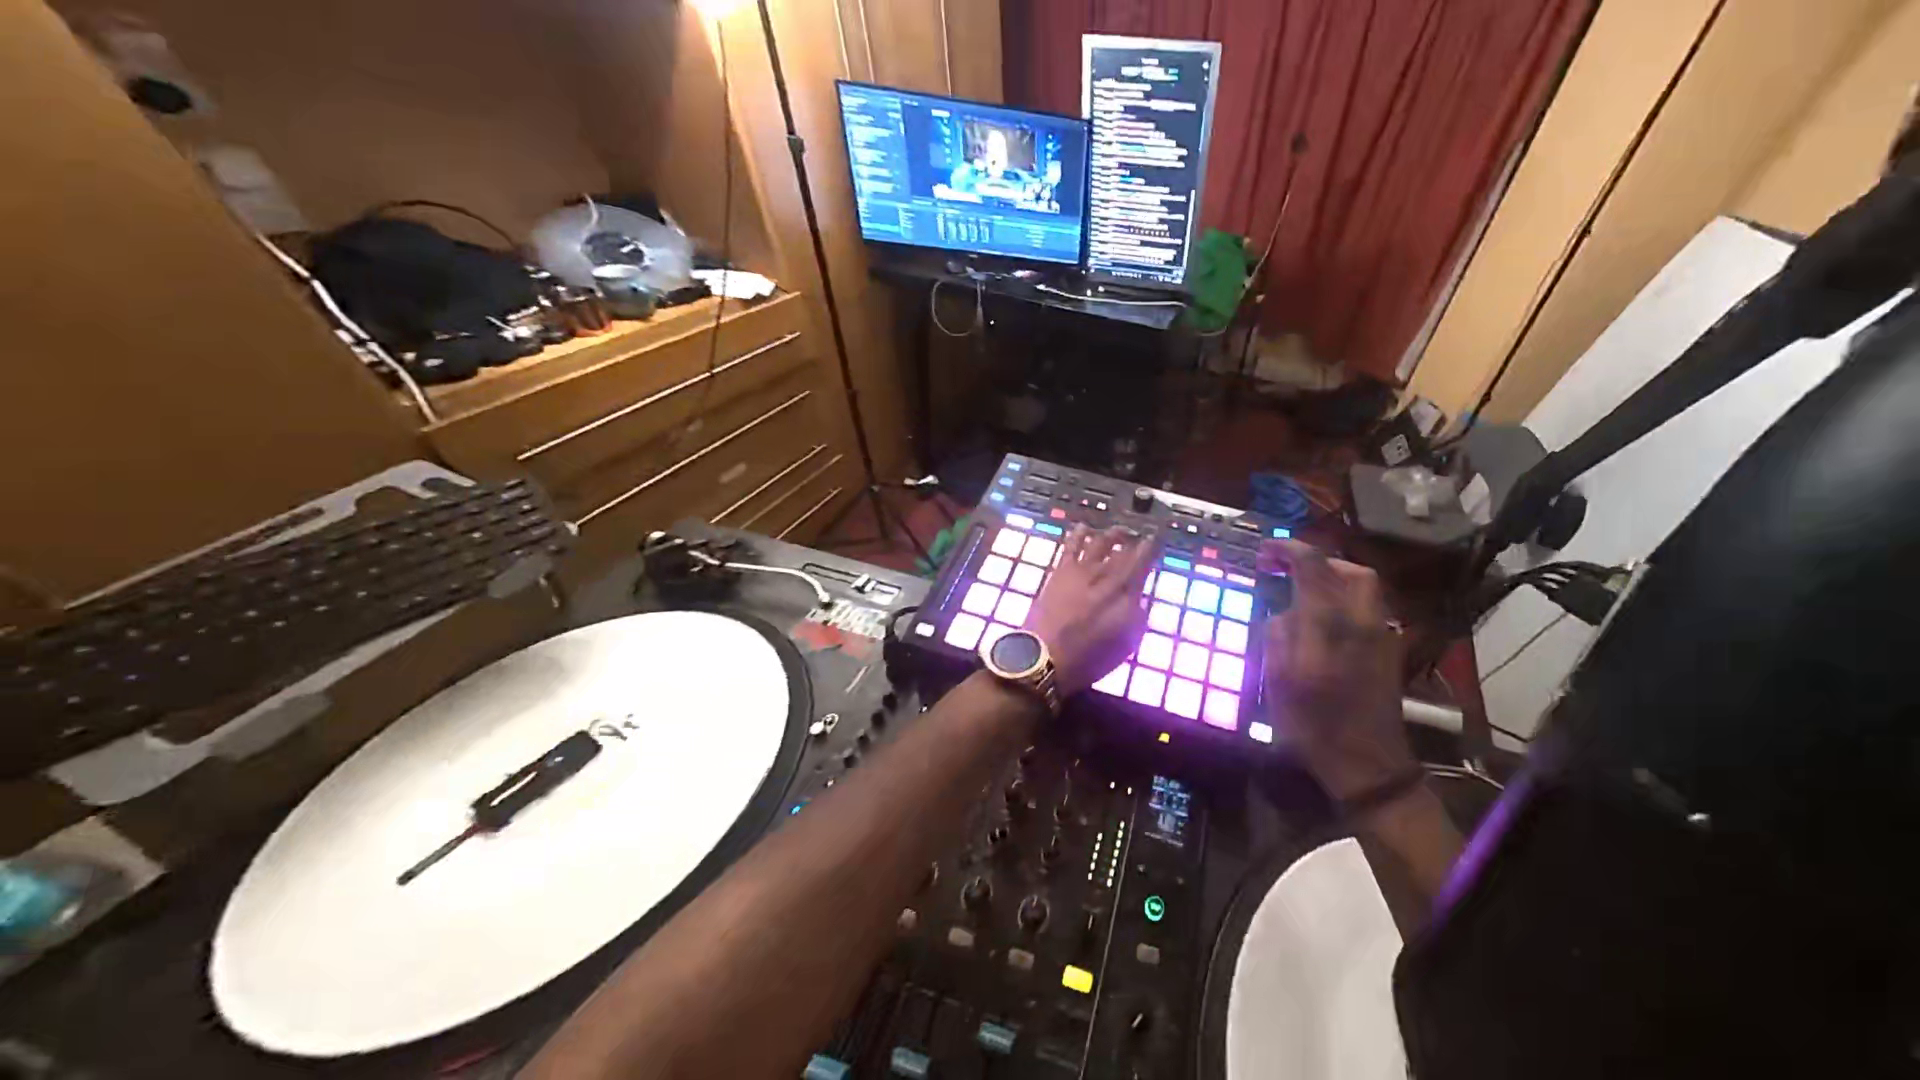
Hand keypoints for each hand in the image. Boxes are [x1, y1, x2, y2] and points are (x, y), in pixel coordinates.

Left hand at [1028, 525, 1155, 694]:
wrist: (1045, 656)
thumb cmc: (1088, 659)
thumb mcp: (1125, 644)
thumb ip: (1136, 617)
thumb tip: (1139, 598)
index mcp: (1124, 596)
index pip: (1141, 565)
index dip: (1149, 551)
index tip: (1154, 541)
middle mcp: (1105, 578)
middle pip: (1122, 553)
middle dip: (1133, 543)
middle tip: (1139, 536)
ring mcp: (1080, 572)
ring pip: (1100, 544)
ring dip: (1112, 535)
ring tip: (1119, 531)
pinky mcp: (1059, 572)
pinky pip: (1071, 546)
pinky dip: (1079, 535)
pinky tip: (1083, 527)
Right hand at [1260, 539, 1412, 799]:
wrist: (1366, 762)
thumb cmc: (1313, 723)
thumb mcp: (1279, 680)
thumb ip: (1277, 635)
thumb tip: (1281, 612)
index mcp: (1329, 625)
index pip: (1313, 566)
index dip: (1287, 550)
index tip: (1264, 552)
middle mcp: (1361, 621)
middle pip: (1351, 570)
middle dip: (1318, 561)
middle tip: (1286, 569)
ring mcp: (1380, 635)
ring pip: (1364, 587)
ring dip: (1332, 578)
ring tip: (1300, 590)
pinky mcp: (1386, 650)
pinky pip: (1366, 607)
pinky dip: (1342, 598)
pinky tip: (1320, 619)